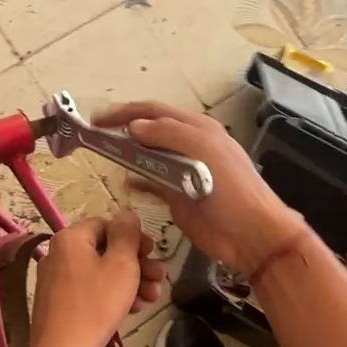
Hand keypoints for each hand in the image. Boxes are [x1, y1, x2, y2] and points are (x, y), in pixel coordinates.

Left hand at [30, 210, 164, 346]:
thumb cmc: (96, 304)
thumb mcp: (121, 264)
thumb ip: (127, 235)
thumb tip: (126, 214)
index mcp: (70, 238)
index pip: (106, 224)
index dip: (133, 237)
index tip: (152, 253)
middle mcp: (57, 254)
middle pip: (104, 250)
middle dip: (136, 263)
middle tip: (160, 278)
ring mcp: (54, 280)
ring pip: (99, 273)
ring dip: (129, 282)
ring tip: (152, 298)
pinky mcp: (56, 304)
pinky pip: (88, 290)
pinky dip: (110, 295)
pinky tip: (132, 310)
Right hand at [95, 102, 305, 274]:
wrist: (250, 234)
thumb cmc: (231, 189)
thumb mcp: (204, 151)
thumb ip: (169, 135)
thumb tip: (134, 126)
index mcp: (198, 129)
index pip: (155, 112)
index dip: (126, 112)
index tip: (99, 119)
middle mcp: (189, 146)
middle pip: (150, 131)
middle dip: (124, 129)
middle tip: (96, 134)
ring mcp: (183, 172)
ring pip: (150, 156)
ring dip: (129, 153)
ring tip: (106, 154)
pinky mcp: (178, 196)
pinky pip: (153, 182)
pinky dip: (139, 180)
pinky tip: (125, 181)